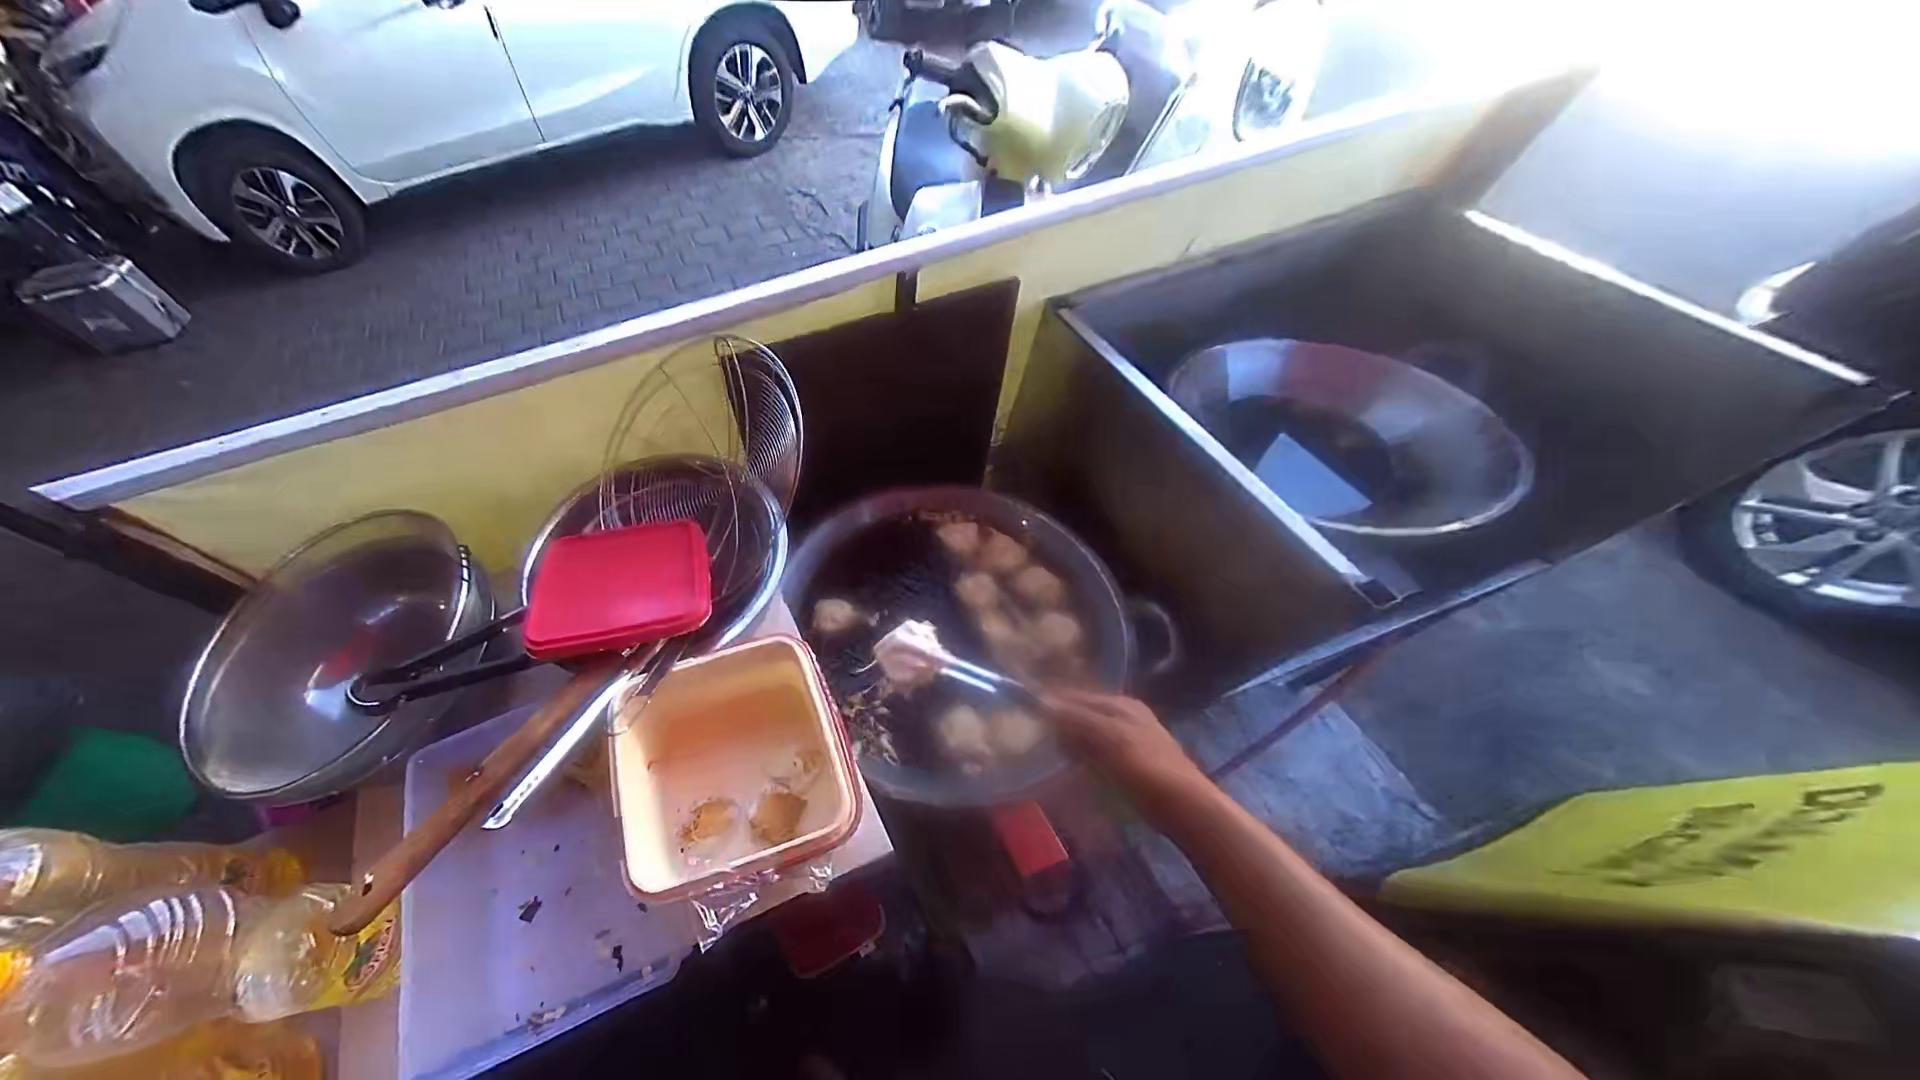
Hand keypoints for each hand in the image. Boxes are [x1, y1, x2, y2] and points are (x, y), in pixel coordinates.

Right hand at [1043, 690, 1208, 815]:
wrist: (1184, 806)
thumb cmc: (1144, 768)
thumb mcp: (1107, 738)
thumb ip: (1077, 719)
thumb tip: (1044, 702)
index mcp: (1120, 704)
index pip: (1076, 696)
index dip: (1053, 703)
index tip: (1027, 714)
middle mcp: (1126, 714)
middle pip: (1084, 712)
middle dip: (1061, 723)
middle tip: (1037, 738)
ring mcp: (1132, 738)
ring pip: (1091, 733)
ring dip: (1072, 742)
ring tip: (1052, 755)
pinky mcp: (1134, 762)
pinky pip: (1099, 752)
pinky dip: (1085, 757)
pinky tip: (1076, 770)